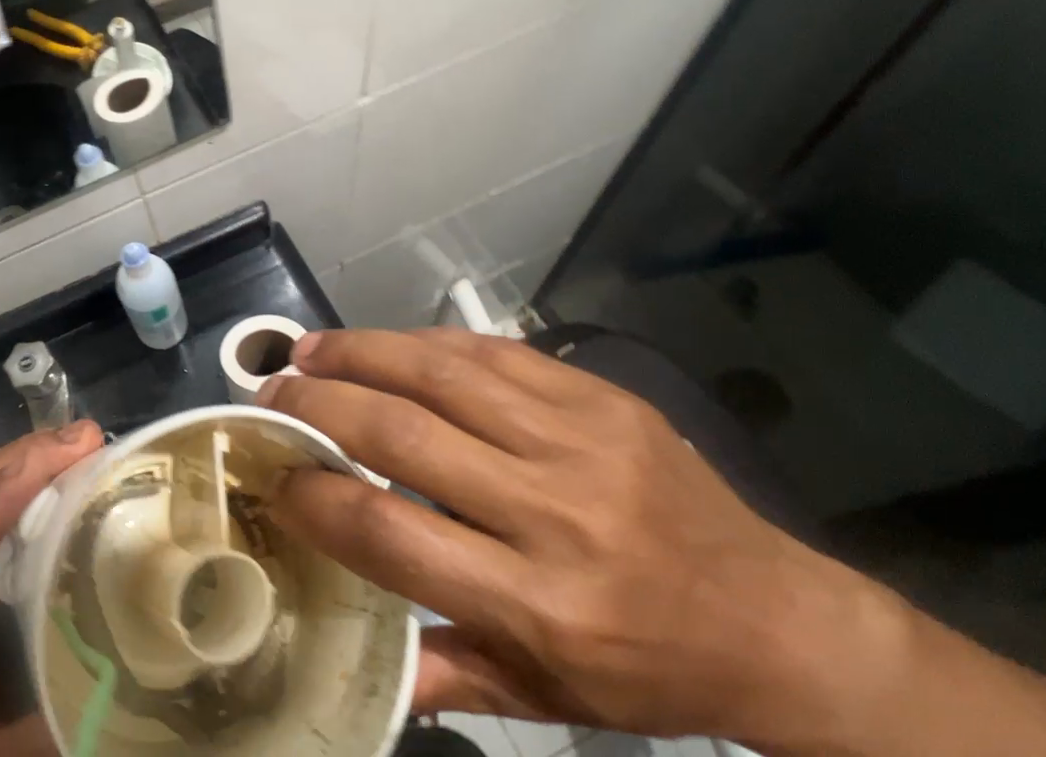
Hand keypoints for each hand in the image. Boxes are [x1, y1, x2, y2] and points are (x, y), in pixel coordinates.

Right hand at [255, 329, 904, 746]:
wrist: (776, 619)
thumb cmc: (647, 671)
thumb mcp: (543, 701)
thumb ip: (442, 674)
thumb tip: (353, 658)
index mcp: (538, 604)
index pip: (391, 532)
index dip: (314, 498)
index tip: (273, 479)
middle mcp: (555, 513)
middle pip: (403, 437)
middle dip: (318, 409)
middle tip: (270, 398)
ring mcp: (582, 442)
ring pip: (441, 375)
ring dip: (359, 355)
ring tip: (305, 354)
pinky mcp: (603, 399)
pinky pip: (494, 354)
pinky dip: (423, 344)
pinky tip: (382, 346)